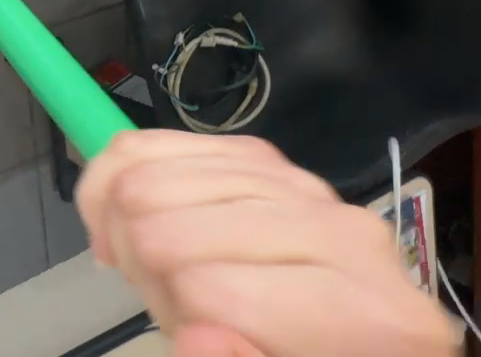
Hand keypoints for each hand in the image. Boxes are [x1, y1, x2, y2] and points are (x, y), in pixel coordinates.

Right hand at [75, 131, 455, 356]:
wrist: (354, 342)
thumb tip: (195, 339)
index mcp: (372, 314)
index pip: (211, 292)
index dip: (175, 318)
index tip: (188, 338)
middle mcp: (342, 231)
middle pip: (166, 228)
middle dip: (140, 270)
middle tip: (164, 302)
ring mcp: (294, 180)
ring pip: (144, 178)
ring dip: (122, 228)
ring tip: (152, 266)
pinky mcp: (253, 152)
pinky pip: (144, 144)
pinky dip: (108, 180)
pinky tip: (120, 217)